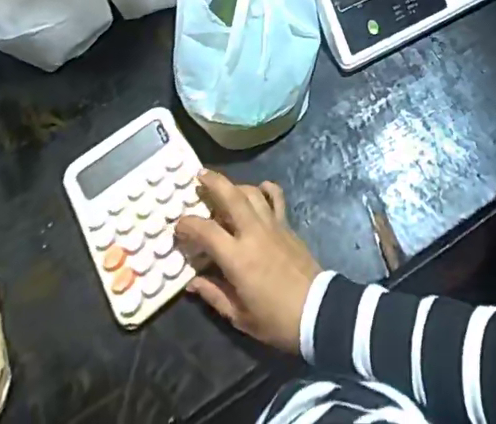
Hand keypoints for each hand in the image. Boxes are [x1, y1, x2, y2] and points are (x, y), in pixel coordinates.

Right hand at [173, 169, 324, 352]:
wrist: (316, 310)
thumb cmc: (274, 319)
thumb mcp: (239, 316)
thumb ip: (213, 294)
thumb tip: (192, 281)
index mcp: (237, 257)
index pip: (206, 230)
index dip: (188, 224)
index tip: (178, 225)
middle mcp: (253, 233)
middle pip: (232, 196)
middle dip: (214, 182)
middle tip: (199, 176)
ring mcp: (273, 225)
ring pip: (252, 192)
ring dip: (236, 186)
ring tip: (224, 189)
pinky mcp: (287, 225)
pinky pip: (276, 198)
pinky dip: (267, 189)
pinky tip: (260, 188)